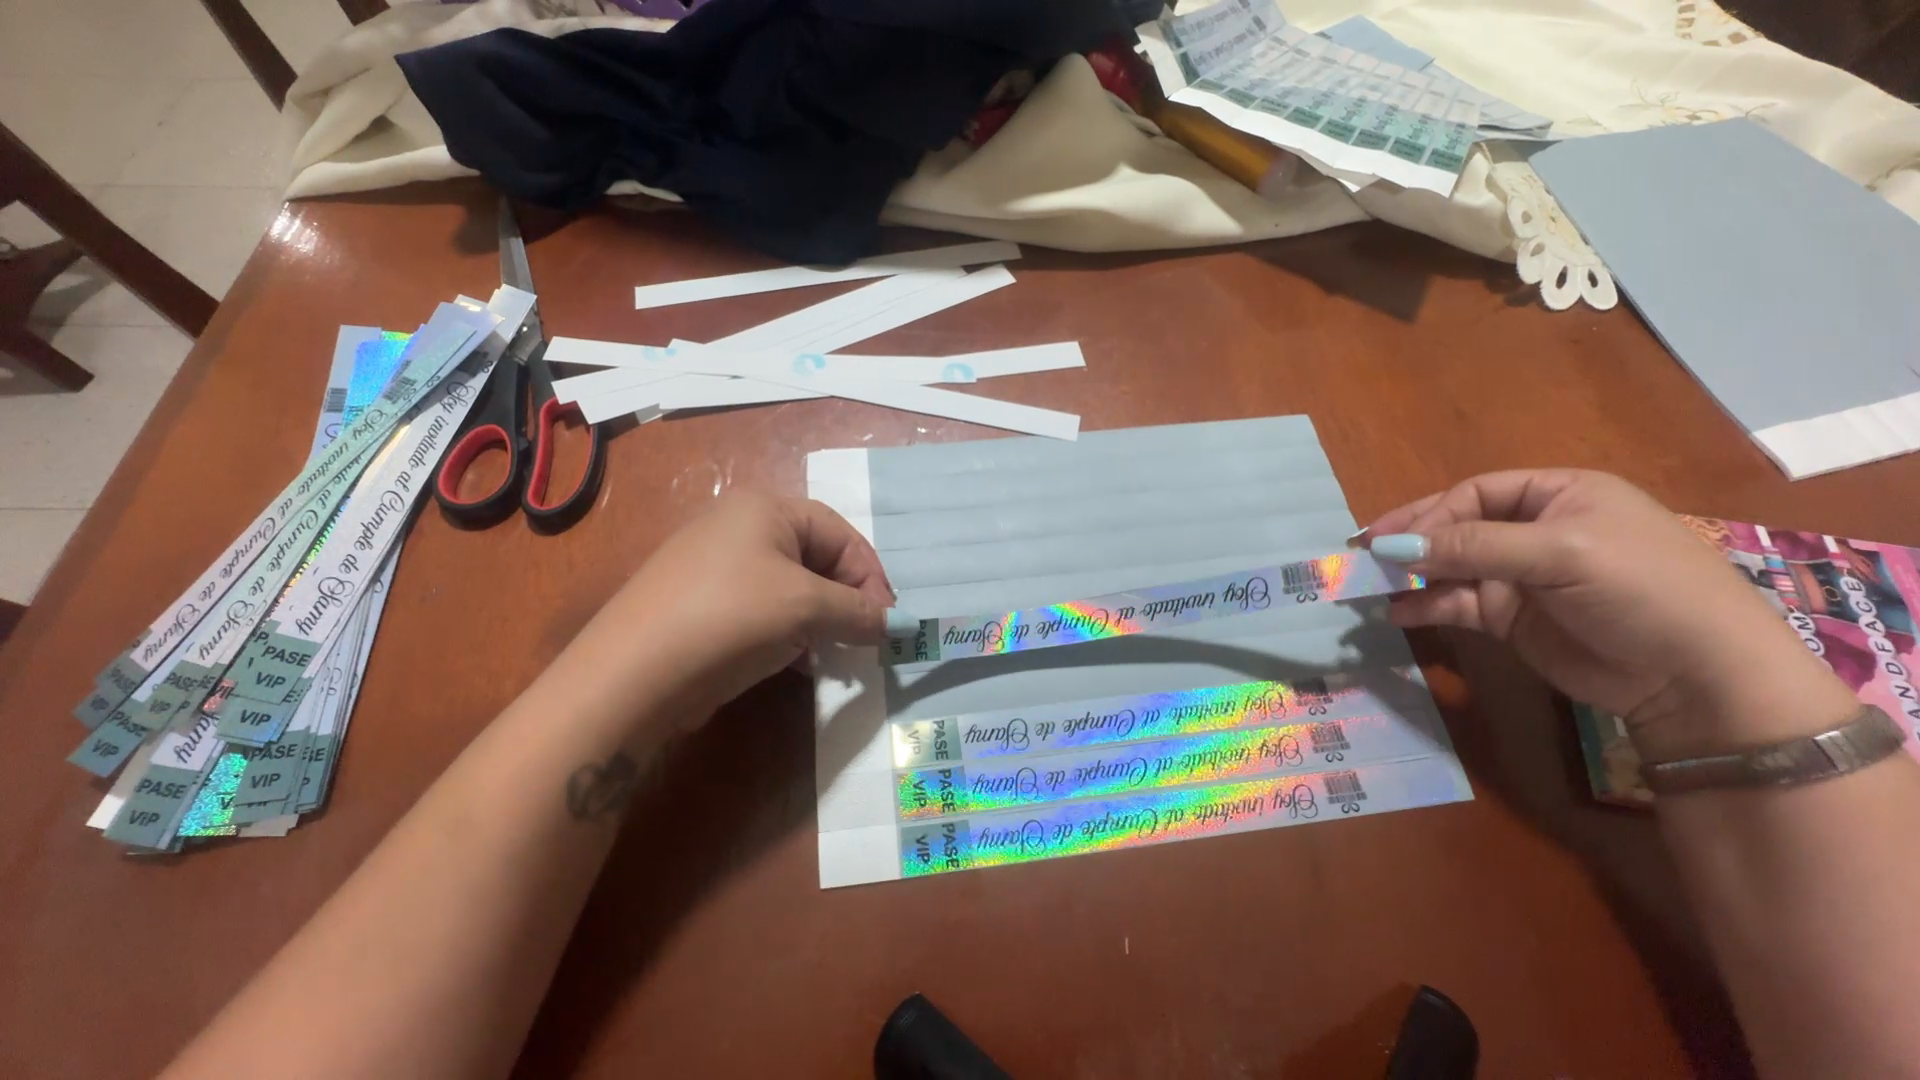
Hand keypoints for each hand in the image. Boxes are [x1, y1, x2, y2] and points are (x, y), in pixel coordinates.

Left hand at [567, 494, 892, 724]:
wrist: (635, 674)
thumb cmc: (731, 618)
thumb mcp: (806, 608)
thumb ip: (859, 612)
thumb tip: (896, 624)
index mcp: (765, 508)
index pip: (840, 532)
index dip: (871, 574)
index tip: (889, 621)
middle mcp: (740, 528)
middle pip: (816, 559)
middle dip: (847, 600)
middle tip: (866, 640)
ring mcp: (717, 569)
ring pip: (792, 589)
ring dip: (821, 622)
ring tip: (835, 656)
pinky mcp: (704, 608)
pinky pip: (764, 612)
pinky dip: (790, 634)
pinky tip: (798, 665)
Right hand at [1364, 470, 1854, 758]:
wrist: (1697, 676)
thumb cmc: (1638, 589)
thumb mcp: (1559, 553)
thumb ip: (1472, 546)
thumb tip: (1389, 547)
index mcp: (1560, 495)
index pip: (1476, 493)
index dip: (1430, 513)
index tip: (1388, 540)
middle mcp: (1537, 531)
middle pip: (1458, 527)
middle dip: (1411, 542)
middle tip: (1359, 555)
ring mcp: (1524, 577)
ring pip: (1452, 568)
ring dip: (1412, 577)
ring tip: (1368, 587)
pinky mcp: (1515, 619)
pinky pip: (1459, 605)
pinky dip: (1427, 608)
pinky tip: (1398, 615)